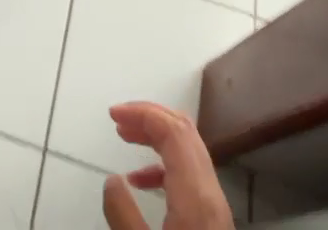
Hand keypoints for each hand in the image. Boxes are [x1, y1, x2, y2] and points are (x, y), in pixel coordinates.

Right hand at [102, 102, 234, 229]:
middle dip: (149, 116)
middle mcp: (211, 190)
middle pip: (185, 132)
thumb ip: (124, 215)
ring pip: (188, 149)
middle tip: (118, 117)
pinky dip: (163, 163)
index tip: (114, 113)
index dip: (143, 113)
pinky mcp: (212, 214)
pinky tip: (140, 178)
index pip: (175, 131)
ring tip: (125, 136)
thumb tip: (112, 180)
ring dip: (155, 136)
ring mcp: (214, 201)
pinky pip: (188, 172)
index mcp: (196, 194)